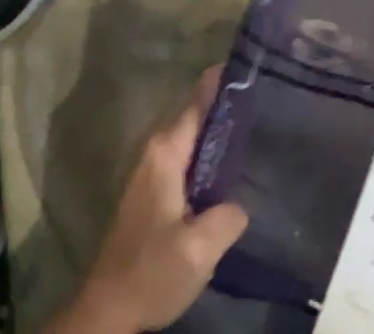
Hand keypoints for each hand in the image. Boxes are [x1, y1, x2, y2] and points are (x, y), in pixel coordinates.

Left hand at [50, 69, 249, 333]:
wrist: (109, 307)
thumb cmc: (151, 270)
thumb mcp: (199, 248)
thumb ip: (227, 217)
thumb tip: (239, 204)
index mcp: (165, 154)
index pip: (196, 105)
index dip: (219, 84)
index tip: (245, 65)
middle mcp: (154, 154)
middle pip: (194, 118)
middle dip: (224, 106)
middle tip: (264, 99)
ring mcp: (151, 174)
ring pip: (191, 140)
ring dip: (217, 134)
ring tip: (256, 128)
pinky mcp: (152, 194)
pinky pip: (186, 160)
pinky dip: (208, 157)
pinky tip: (231, 170)